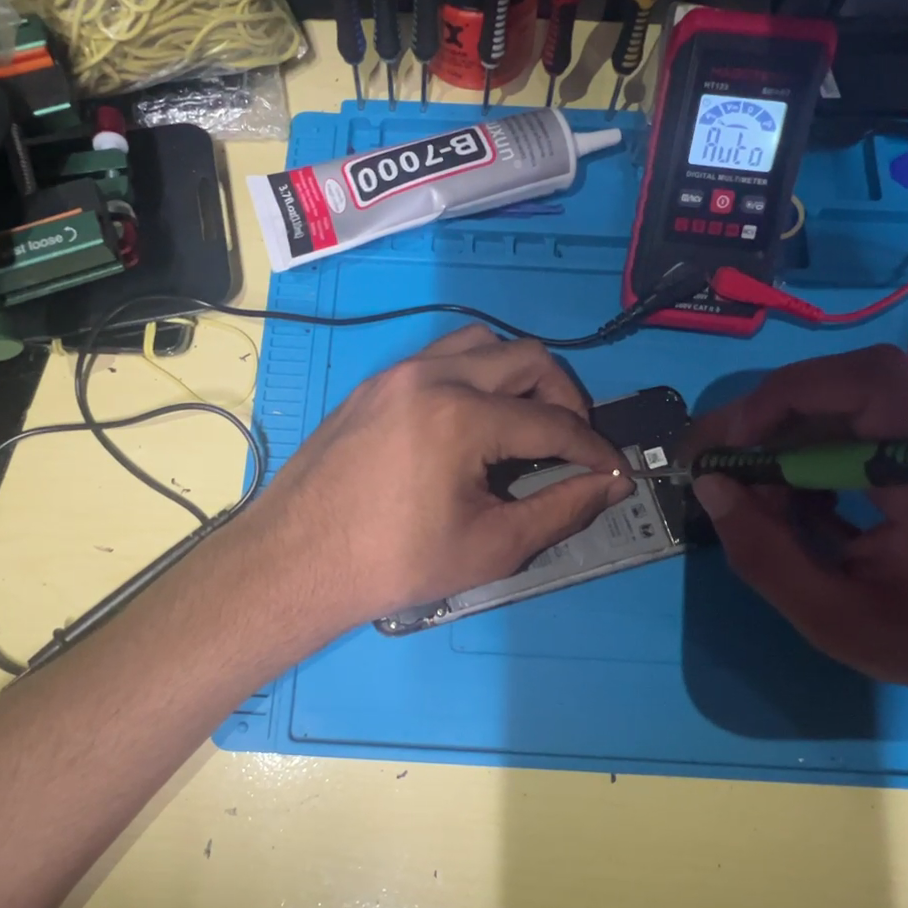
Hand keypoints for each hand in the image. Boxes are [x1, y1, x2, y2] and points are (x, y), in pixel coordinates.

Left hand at [231, 326, 631, 635]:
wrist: (295, 562)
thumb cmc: (393, 564)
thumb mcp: (490, 548)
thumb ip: (561, 510)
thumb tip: (611, 484)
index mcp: (463, 416)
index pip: (553, 421)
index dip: (594, 448)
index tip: (613, 470)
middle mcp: (432, 376)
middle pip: (527, 358)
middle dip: (564, 398)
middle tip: (572, 443)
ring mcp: (396, 373)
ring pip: (481, 343)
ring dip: (517, 375)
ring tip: (524, 421)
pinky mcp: (373, 384)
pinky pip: (439, 356)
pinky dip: (473, 374)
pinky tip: (471, 418)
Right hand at [686, 345, 907, 708]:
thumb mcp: (836, 620)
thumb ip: (766, 556)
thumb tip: (710, 485)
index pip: (867, 383)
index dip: (788, 394)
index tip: (735, 443)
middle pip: (843, 387)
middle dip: (767, 418)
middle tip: (714, 462)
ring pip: (840, 409)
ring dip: (782, 442)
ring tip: (749, 497)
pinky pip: (853, 433)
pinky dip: (806, 458)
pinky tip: (790, 506)